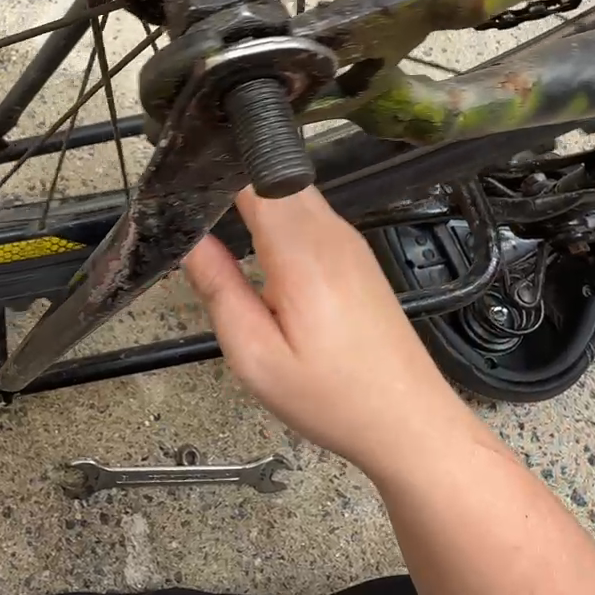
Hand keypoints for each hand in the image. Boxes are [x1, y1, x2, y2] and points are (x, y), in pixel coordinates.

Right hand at [182, 186, 444, 474]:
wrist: (411, 423)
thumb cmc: (332, 397)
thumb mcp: (256, 356)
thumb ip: (219, 289)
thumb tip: (189, 240)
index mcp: (301, 250)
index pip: (255, 179)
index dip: (217, 171)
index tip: (183, 186)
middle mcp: (329, 232)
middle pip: (271, 177)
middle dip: (230, 181)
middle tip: (189, 207)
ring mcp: (347, 239)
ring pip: (290, 192)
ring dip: (254, 198)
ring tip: (216, 222)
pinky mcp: (355, 253)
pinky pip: (307, 212)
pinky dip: (276, 215)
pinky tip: (258, 246)